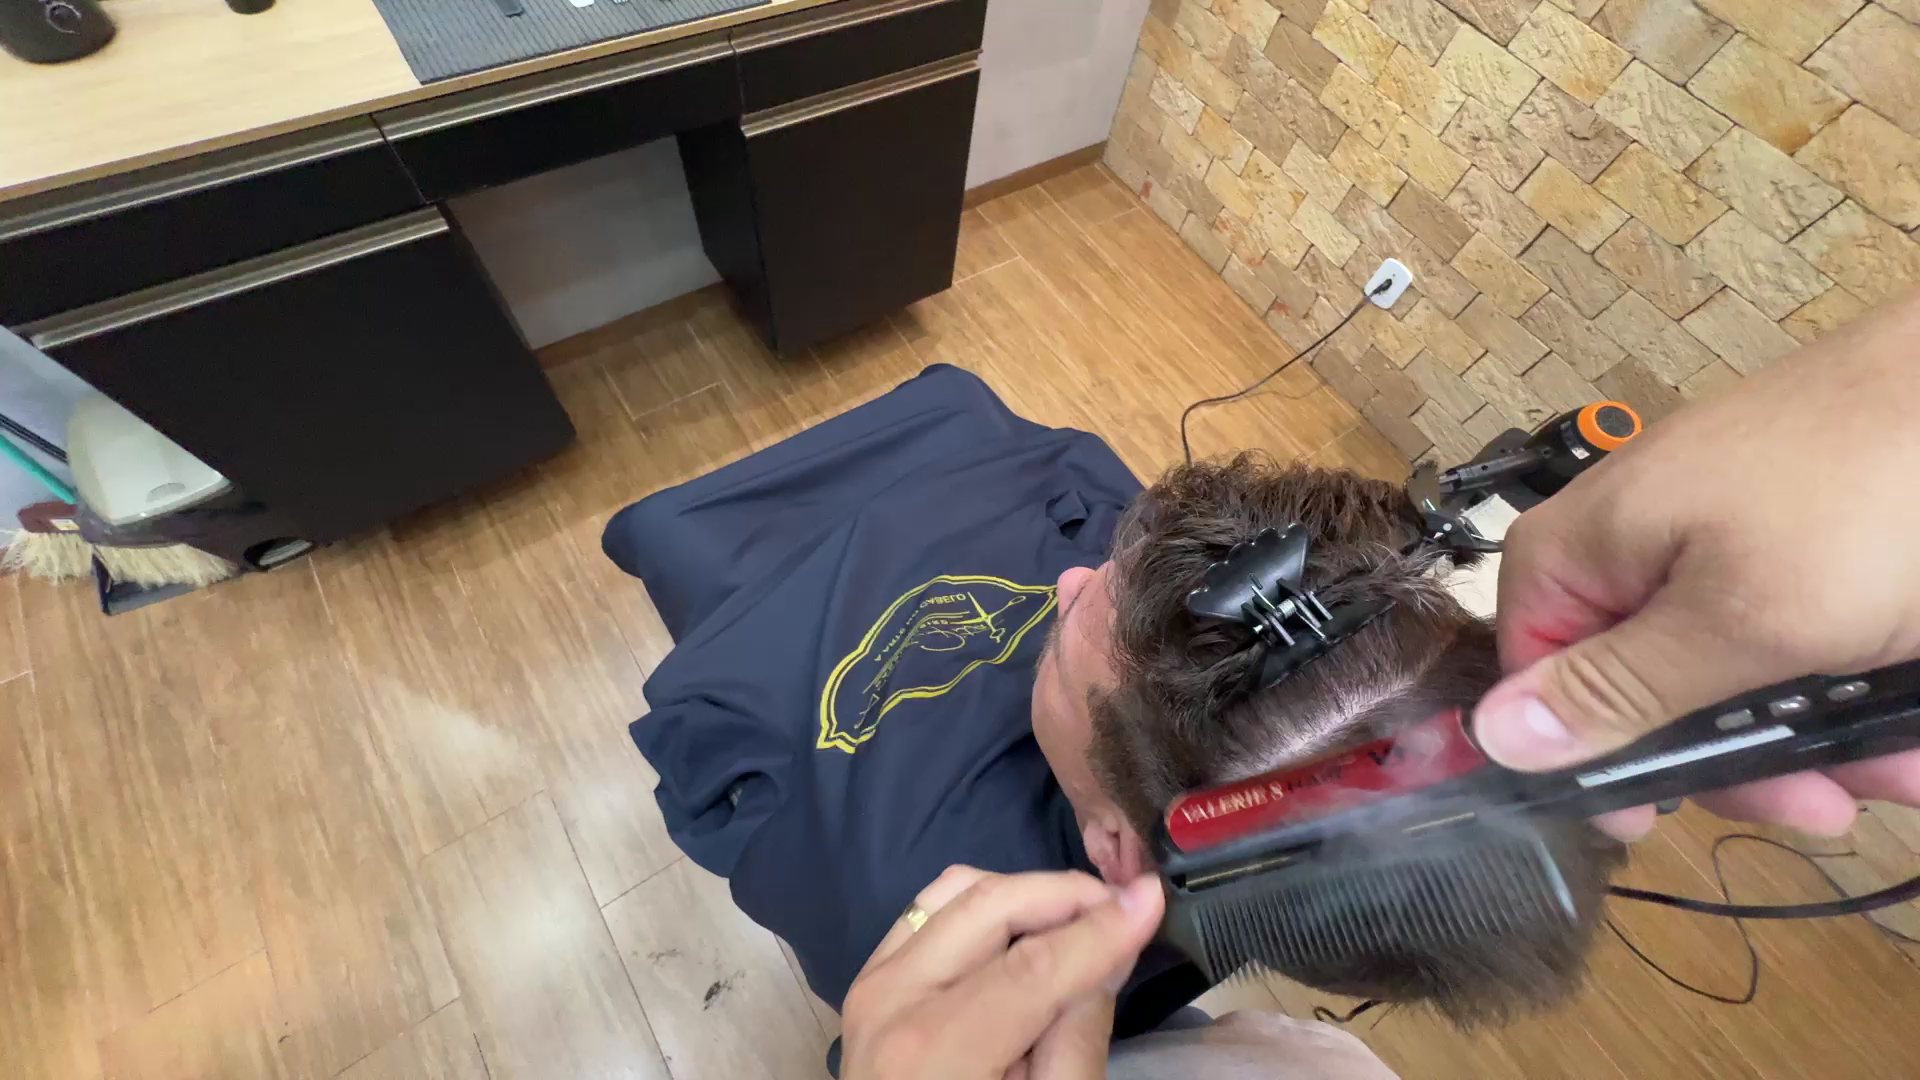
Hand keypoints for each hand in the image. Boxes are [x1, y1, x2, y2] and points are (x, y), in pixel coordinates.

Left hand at [841, 866, 1164, 1079]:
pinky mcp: (873, 968)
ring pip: (961, 888)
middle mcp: (891, 998)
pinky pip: (933, 902)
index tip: (1152, 895)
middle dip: (1066, 894)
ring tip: (1079, 916)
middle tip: (1122, 904)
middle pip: (991, 907)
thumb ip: (1077, 1037)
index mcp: (932, 1055)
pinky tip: (1023, 922)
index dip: (1097, 929)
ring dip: (1027, 891)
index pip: (1029, 967)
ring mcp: (873, 976)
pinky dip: (985, 897)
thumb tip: (1111, 948)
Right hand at [1474, 287, 1919, 839]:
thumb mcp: (1744, 622)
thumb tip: (1488, 739)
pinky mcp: (1753, 532)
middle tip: (1825, 799)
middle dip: (1727, 749)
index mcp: (1561, 560)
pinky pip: (1763, 624)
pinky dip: (1826, 672)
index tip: (1665, 821)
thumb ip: (1616, 689)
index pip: (1530, 680)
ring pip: (1708, 662)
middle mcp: (1604, 551)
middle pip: (1625, 680)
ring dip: (1800, 725)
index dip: (1590, 753)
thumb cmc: (1862, 498)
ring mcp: (1682, 538)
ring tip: (1897, 757)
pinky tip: (1891, 702)